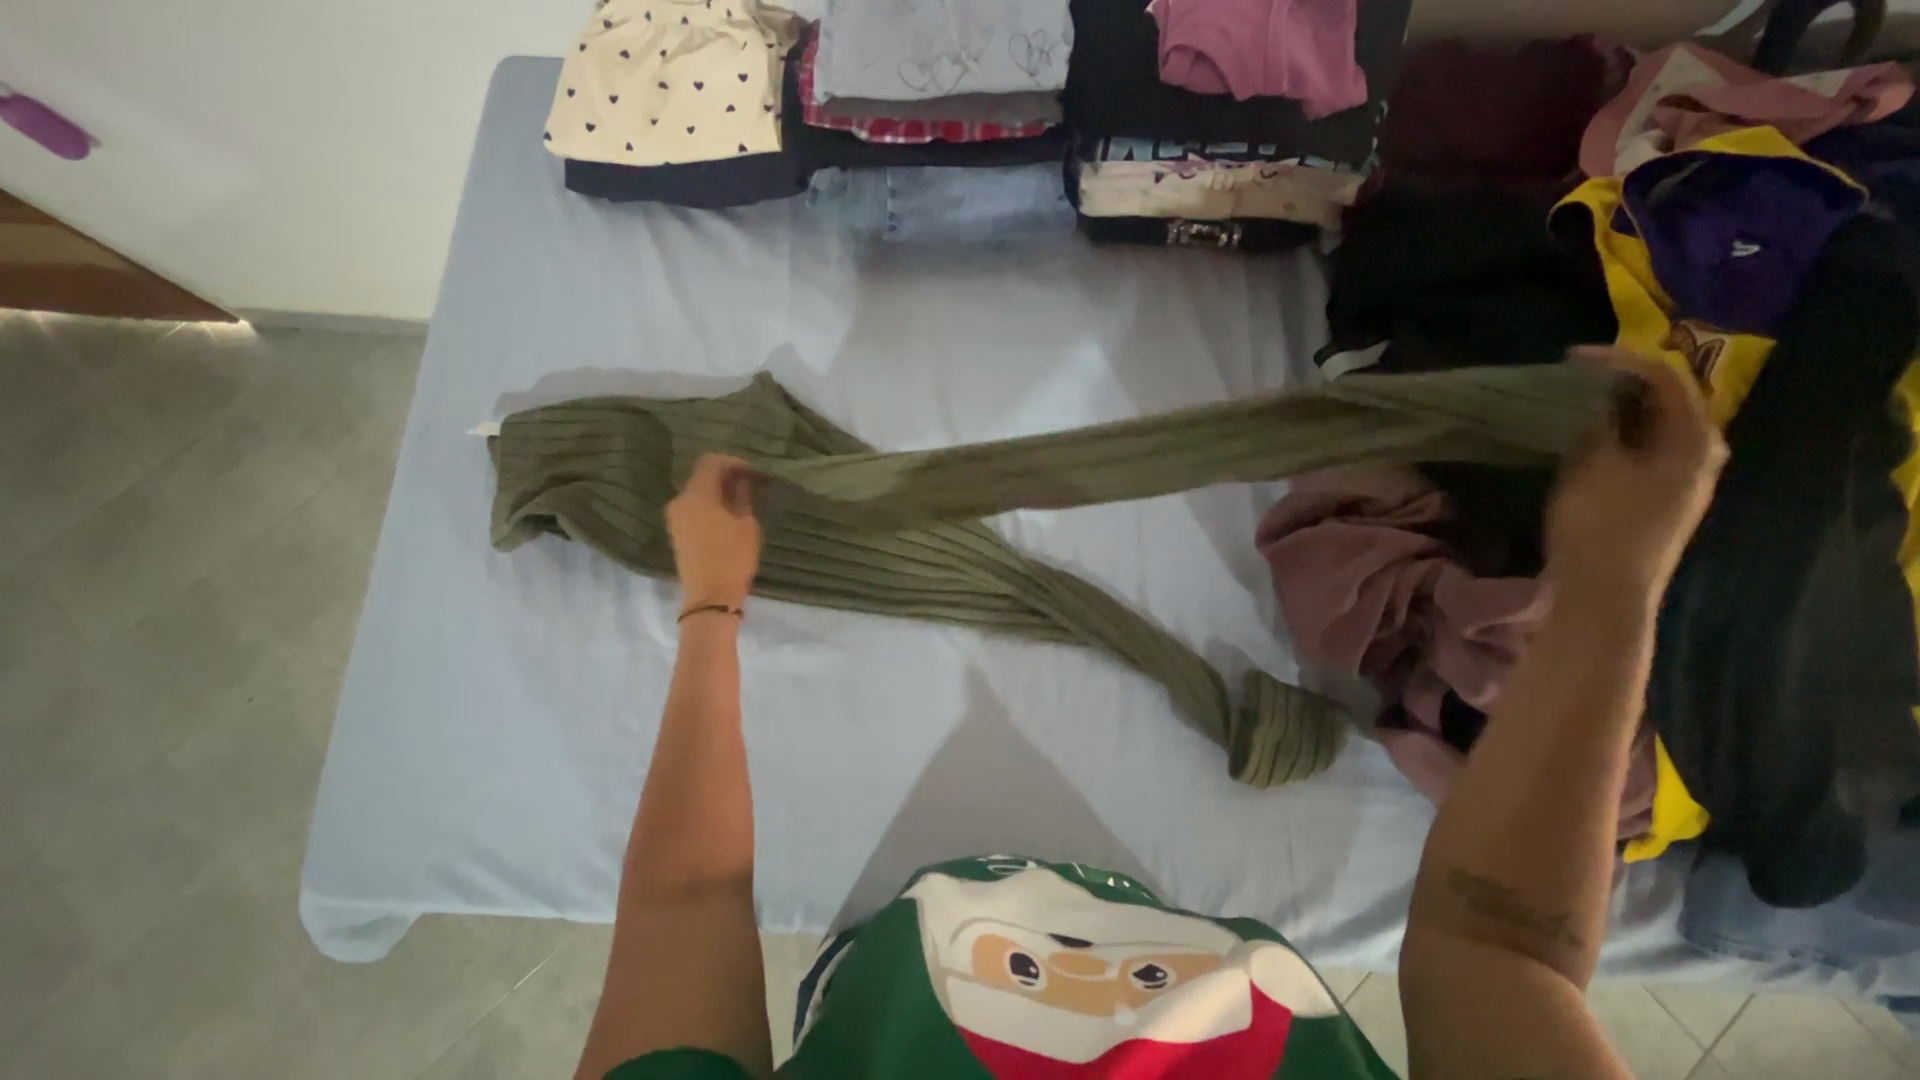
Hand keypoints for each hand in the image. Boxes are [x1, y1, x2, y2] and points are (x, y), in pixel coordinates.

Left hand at [666, 454, 762, 611]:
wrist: (710, 598)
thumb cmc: (733, 557)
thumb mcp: (747, 525)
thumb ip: (743, 498)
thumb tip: (742, 483)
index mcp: (697, 494)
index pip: (711, 461)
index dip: (733, 461)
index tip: (753, 471)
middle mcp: (680, 501)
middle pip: (701, 476)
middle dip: (725, 476)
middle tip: (749, 484)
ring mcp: (675, 518)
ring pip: (696, 493)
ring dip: (717, 492)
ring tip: (741, 501)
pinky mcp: (677, 532)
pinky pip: (693, 509)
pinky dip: (709, 506)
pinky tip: (727, 516)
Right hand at [1545, 348, 1726, 611]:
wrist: (1604, 594)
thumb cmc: (1601, 525)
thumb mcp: (1593, 463)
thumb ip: (1598, 421)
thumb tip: (1595, 396)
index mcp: (1695, 440)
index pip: (1665, 378)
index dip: (1618, 360)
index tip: (1570, 357)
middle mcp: (1699, 455)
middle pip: (1664, 401)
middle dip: (1618, 383)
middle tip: (1571, 376)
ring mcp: (1679, 481)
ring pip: (1648, 427)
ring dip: (1612, 410)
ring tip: (1571, 402)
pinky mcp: (1654, 500)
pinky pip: (1637, 451)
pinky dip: (1611, 435)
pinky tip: (1580, 438)